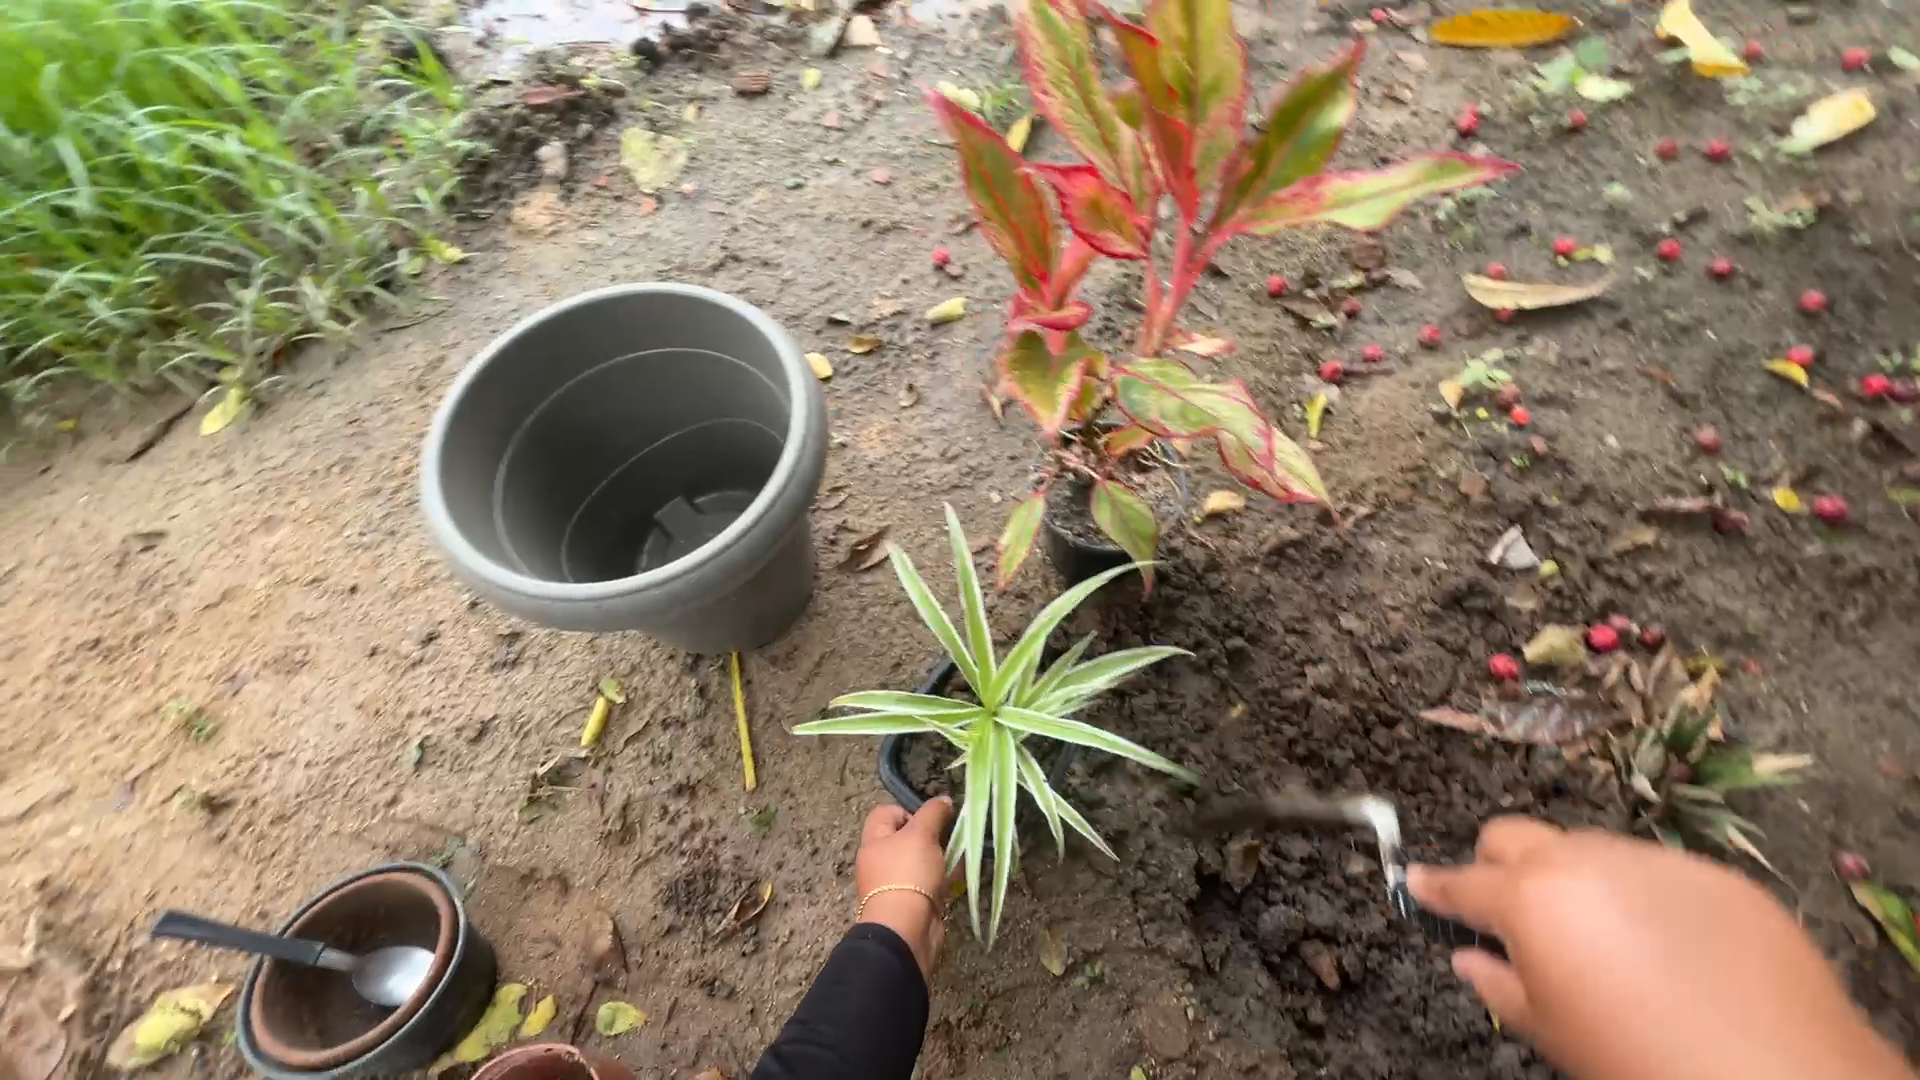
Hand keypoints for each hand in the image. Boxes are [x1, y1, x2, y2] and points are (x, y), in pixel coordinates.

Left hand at [854, 797, 953, 982]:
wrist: (907, 931)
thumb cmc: (907, 874)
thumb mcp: (921, 834)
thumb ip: (933, 813)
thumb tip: (944, 800)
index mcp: (874, 841)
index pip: (885, 813)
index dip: (907, 810)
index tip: (928, 820)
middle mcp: (881, 861)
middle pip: (906, 837)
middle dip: (930, 834)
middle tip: (946, 836)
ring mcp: (896, 884)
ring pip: (921, 860)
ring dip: (940, 855)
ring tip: (959, 853)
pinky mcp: (913, 903)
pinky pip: (930, 882)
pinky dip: (945, 876)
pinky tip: (962, 873)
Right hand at [1409, 817, 1912, 1079]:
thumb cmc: (1645, 1063)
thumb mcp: (1553, 1032)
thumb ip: (1498, 984)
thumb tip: (1469, 959)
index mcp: (1529, 899)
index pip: (1460, 882)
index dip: (1433, 885)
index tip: (1417, 880)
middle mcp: (1579, 862)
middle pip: (1511, 835)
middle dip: (1498, 864)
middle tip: (1516, 912)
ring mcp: (1649, 862)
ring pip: (1584, 848)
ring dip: (1575, 878)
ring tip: (1609, 938)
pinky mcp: (1715, 875)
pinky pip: (1656, 871)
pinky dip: (1644, 897)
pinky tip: (1673, 948)